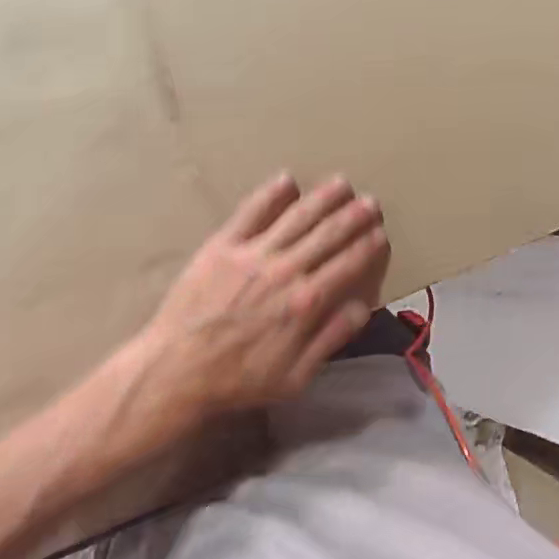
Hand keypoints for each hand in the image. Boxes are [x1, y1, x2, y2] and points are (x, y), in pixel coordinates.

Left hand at [131, 173, 389, 416]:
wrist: (177, 369)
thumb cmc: (238, 379)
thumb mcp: (295, 376)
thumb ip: (330, 339)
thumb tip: (362, 307)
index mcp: (307, 302)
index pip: (348, 264)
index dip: (368, 246)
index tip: (381, 233)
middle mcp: (286, 270)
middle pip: (329, 234)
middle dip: (354, 215)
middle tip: (370, 201)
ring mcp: (254, 253)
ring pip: (297, 217)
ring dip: (323, 198)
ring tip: (341, 183)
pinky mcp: (223, 245)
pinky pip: (252, 211)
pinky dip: (271, 194)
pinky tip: (286, 180)